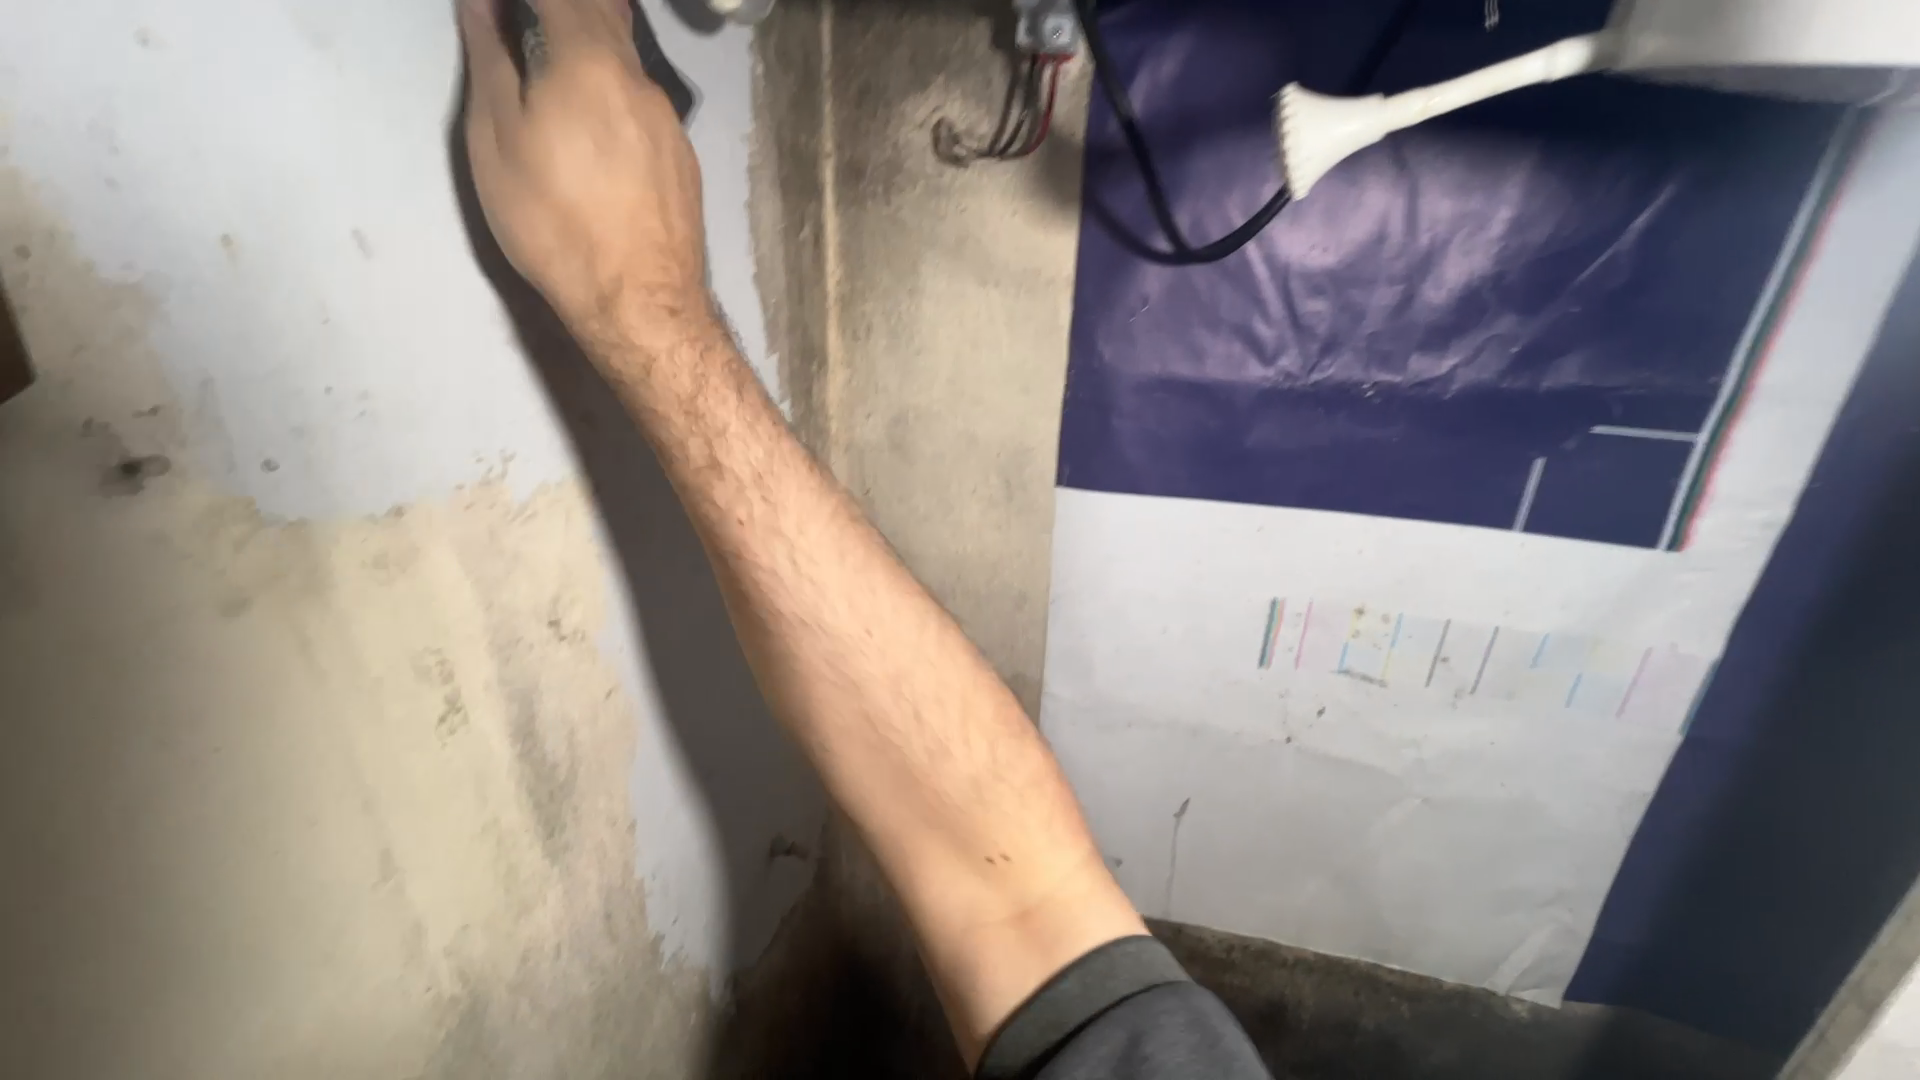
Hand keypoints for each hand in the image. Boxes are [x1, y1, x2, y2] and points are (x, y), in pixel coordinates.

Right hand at [459, 0, 707, 333]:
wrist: (642, 303)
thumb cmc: (555, 223)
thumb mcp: (497, 140)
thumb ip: (492, 59)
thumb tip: (486, 3)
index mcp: (591, 60)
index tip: (508, 11)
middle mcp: (642, 82)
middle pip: (606, 13)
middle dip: (567, 7)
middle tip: (532, 24)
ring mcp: (672, 125)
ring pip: (631, 63)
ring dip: (597, 46)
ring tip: (561, 67)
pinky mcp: (686, 163)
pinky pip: (648, 108)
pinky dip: (621, 94)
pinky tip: (604, 125)